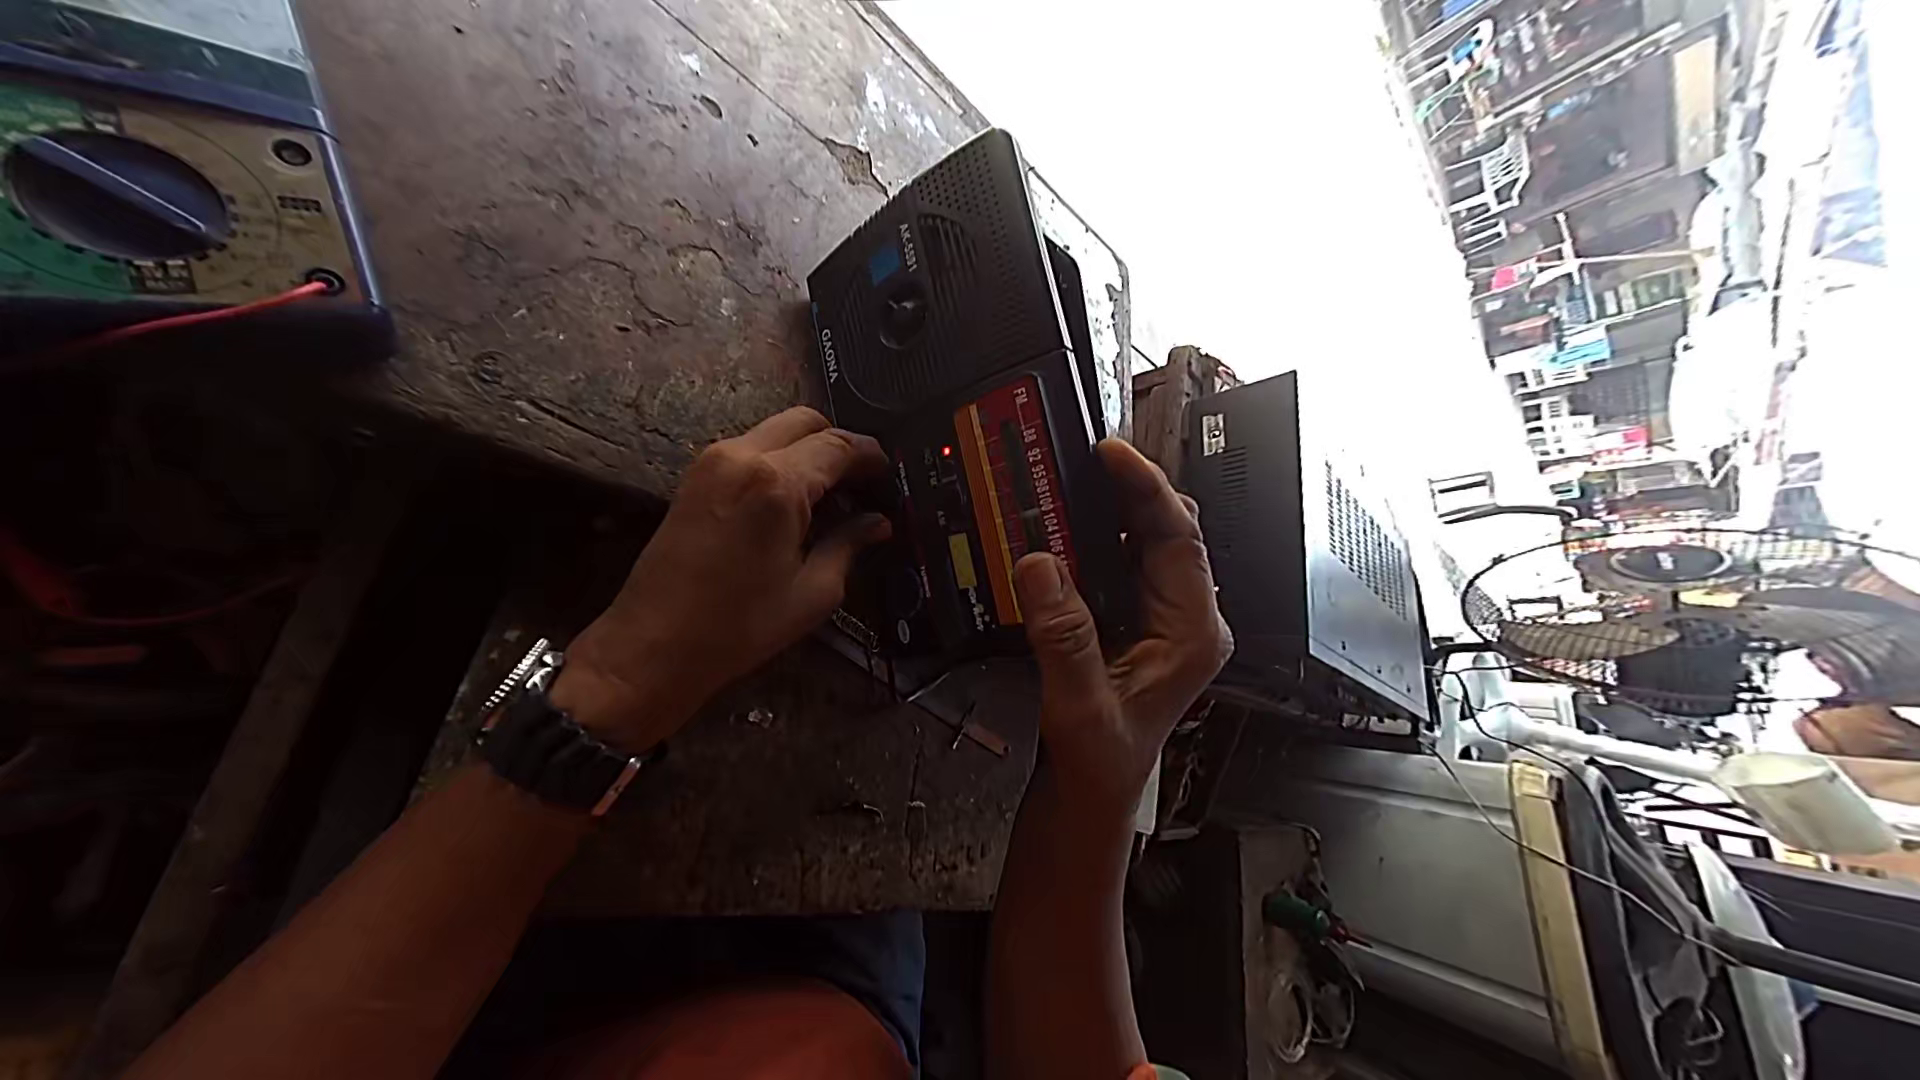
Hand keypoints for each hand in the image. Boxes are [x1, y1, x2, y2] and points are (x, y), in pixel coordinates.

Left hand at [553, 407, 890, 750]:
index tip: (891, 475)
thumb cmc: (740, 626)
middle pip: (806, 421)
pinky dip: (781, 461)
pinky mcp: (696, 475)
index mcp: (777, 483)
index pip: (839, 445)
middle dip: (841, 444)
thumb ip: (849, 544)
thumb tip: (878, 523)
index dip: (872, 456)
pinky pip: (752, 449)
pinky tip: (796, 500)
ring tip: (833, 496)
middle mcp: (743, 455)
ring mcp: (712, 461)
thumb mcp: (813, 591)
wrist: (653, 647)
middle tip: (863, 484)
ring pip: (777, 430)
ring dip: (809, 451)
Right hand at [1012, 438, 1232, 813]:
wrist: (1095, 783)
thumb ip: (1062, 636)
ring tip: (1070, 487)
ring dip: (1110, 510)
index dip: (1146, 488)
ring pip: (1144, 538)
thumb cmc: (1104, 759)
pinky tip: (1067, 529)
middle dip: (1127, 490)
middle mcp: (1184, 616)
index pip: (1179, 539)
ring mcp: (1162, 613)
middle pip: (1166, 528)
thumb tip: (1041, 566)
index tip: (1113, 456)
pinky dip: (1094, 536)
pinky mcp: (1136, 614)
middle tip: (1082, 463)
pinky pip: (1121, 558)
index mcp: (1191, 632)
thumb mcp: (1080, 703)